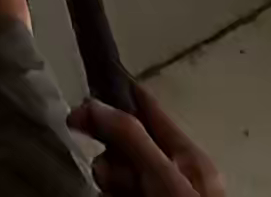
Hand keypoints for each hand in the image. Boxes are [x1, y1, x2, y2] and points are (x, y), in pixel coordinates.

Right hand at [68, 87, 224, 196]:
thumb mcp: (165, 179)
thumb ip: (130, 137)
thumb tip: (92, 102)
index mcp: (187, 154)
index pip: (145, 105)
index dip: (115, 89)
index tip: (83, 85)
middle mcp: (174, 172)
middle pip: (125, 138)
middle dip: (106, 146)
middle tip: (102, 167)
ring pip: (117, 169)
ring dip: (107, 177)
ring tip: (113, 195)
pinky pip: (117, 194)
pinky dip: (110, 196)